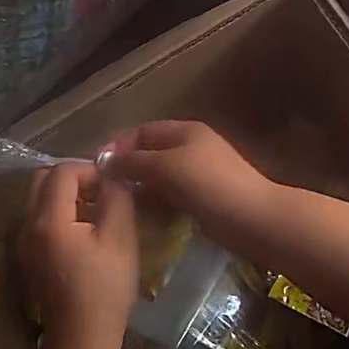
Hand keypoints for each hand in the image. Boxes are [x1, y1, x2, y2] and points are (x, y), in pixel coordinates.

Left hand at [18, 162, 136, 348]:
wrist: (81, 337)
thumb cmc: (105, 288)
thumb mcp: (121, 238)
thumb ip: (117, 197)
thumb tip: (112, 177)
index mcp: (48, 219)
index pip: (63, 171)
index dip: (90, 170)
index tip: (114, 185)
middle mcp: (28, 225)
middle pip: (42, 179)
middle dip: (74, 177)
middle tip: (103, 193)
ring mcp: (24, 242)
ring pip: (39, 199)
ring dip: (67, 195)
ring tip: (99, 213)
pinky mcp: (29, 256)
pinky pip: (40, 219)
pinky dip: (61, 213)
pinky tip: (87, 233)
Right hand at [98, 121, 278, 243]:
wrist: (253, 218)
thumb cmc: (209, 185)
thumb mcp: (167, 167)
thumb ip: (134, 161)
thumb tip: (103, 159)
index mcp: (185, 131)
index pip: (142, 131)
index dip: (118, 145)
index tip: (95, 167)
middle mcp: (192, 147)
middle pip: (151, 153)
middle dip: (127, 168)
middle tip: (104, 190)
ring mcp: (200, 173)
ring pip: (161, 176)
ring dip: (141, 187)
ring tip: (118, 204)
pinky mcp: (205, 197)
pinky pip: (172, 195)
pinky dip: (157, 201)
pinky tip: (143, 215)